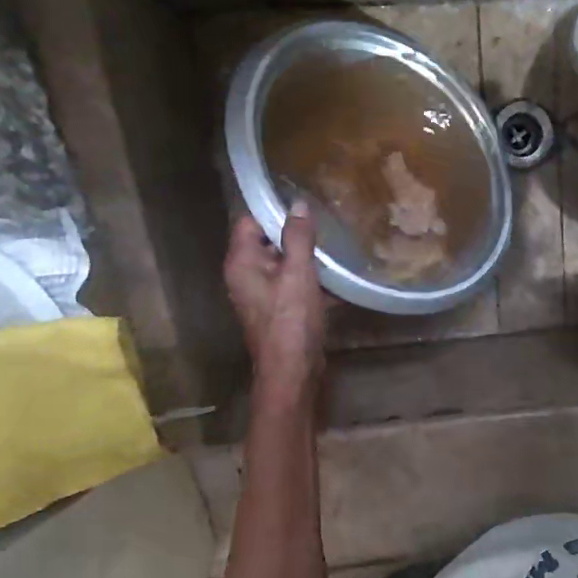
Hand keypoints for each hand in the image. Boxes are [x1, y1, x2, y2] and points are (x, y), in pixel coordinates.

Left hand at [225, 205, 324, 391]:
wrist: (292, 372)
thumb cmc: (291, 321)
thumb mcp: (298, 273)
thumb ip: (298, 237)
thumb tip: (298, 204)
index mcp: (241, 263)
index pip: (250, 222)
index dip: (274, 211)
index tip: (303, 204)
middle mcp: (245, 276)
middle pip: (267, 242)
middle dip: (294, 234)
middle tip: (325, 222)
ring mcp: (261, 295)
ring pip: (283, 264)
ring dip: (306, 258)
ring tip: (333, 246)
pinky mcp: (278, 310)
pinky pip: (293, 284)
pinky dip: (310, 279)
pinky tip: (335, 277)